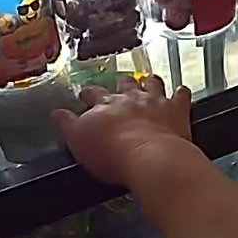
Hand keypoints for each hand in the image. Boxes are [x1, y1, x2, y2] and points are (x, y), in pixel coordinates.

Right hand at [51, 73, 197, 185]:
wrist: (150, 157)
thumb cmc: (113, 152)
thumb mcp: (79, 140)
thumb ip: (67, 124)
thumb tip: (56, 113)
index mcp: (105, 104)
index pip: (93, 94)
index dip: (89, 94)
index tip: (87, 94)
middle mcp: (130, 97)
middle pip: (124, 84)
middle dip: (122, 84)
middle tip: (121, 84)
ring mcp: (155, 101)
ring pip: (152, 83)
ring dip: (150, 82)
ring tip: (149, 80)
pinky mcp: (177, 110)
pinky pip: (181, 95)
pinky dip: (181, 92)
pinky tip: (181, 91)